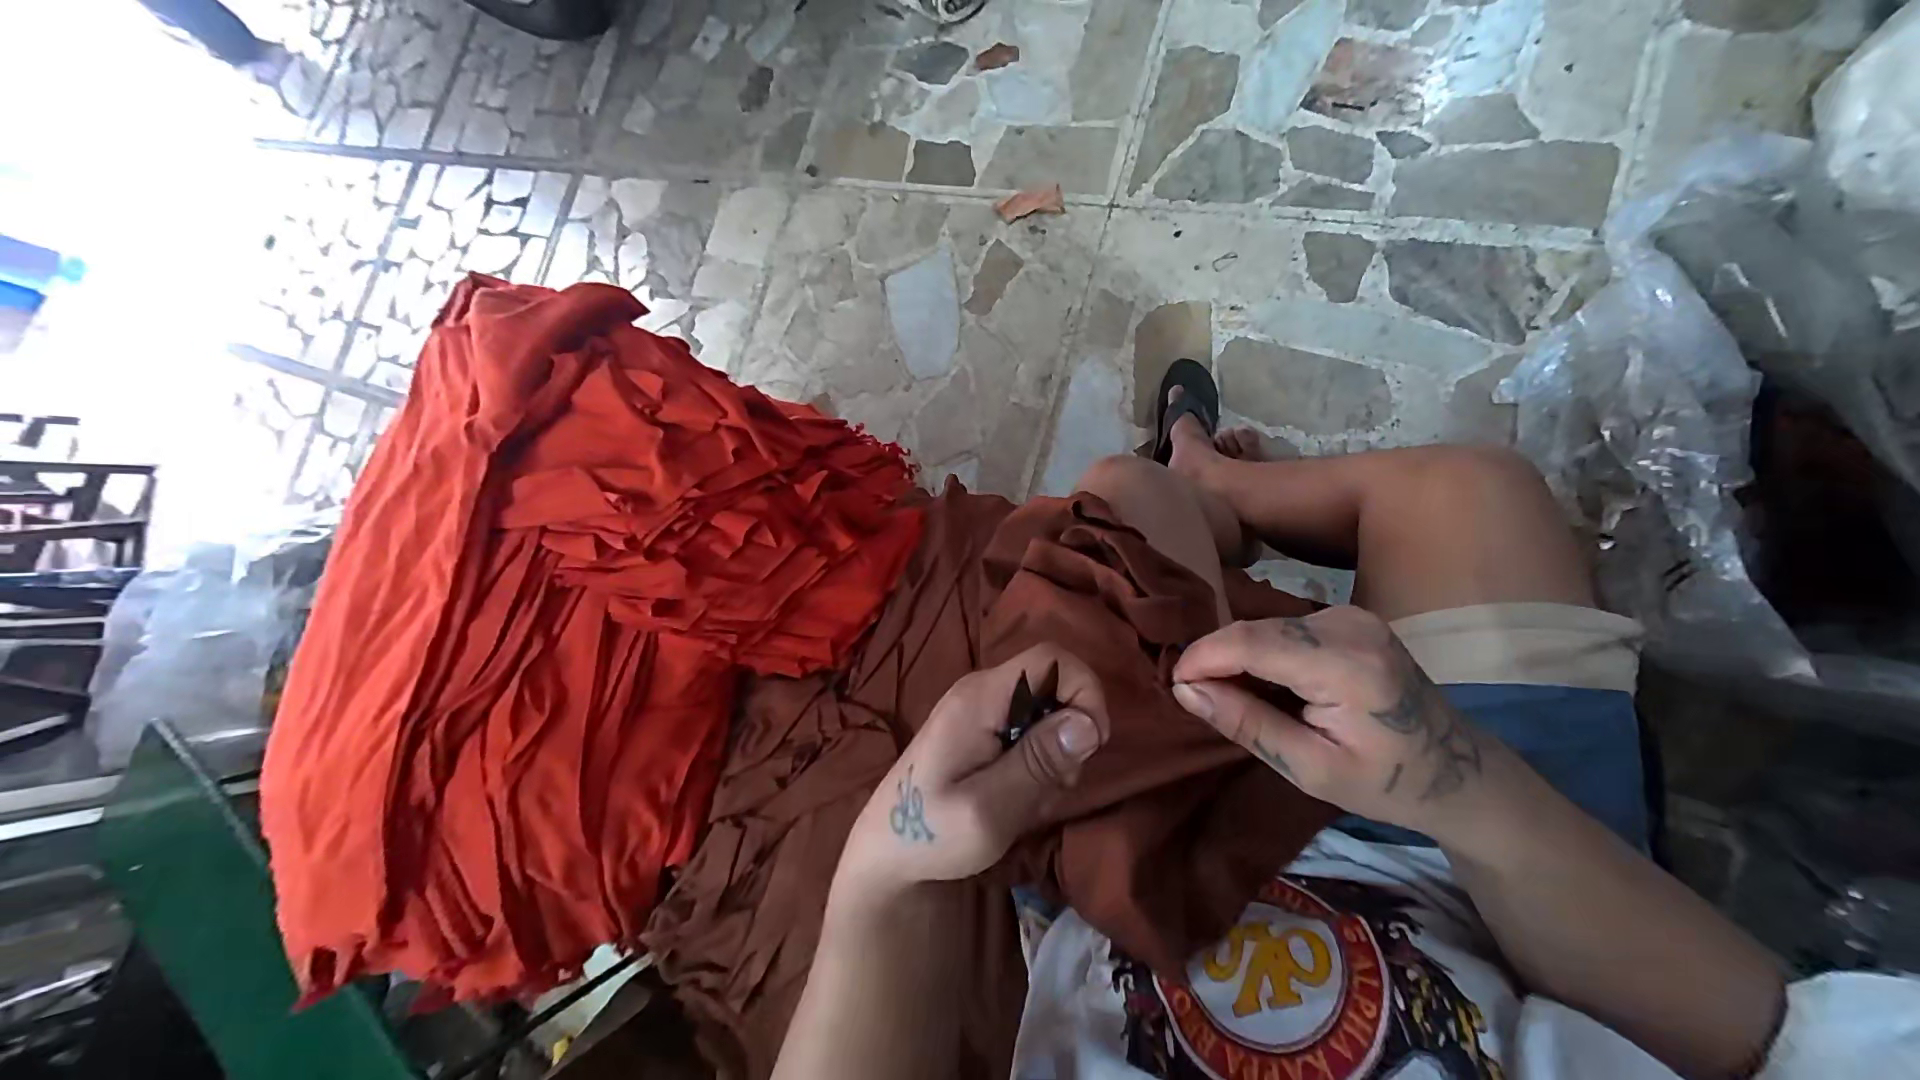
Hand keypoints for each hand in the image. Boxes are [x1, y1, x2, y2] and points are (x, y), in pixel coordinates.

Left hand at [833, 645, 1109, 897]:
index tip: (1093, 743)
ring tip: (1031, 799)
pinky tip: (1019, 796)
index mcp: (980, 697)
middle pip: (1052, 684)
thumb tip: (1088, 723)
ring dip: (1054, 754)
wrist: (888, 853)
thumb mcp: (990, 809)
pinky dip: (1038, 761)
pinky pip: (1027, 729)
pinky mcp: (980, 729)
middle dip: (1070, 731)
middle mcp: (980, 690)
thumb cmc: (932, 834)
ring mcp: (979, 708)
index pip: (1051, 657)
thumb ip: (1038, 763)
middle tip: (1058, 784)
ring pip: (1044, 710)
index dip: (1085, 689)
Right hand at [1170, 606, 1505, 838]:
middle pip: (1255, 630)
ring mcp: (1350, 615)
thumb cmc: (1387, 783)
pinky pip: (1281, 626)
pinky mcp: (1347, 616)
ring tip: (1228, 696)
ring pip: (1263, 626)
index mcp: (1348, 665)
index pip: (1252, 642)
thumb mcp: (1311, 770)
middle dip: (1215, 659)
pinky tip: (1260, 683)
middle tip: (1196, 697)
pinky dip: (1259, 651)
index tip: (1173, 684)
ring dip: (1235, 656)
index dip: (1203, 657)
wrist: (1460, 771)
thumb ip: (1247, 723)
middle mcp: (1349, 625)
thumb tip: (1183, 689)